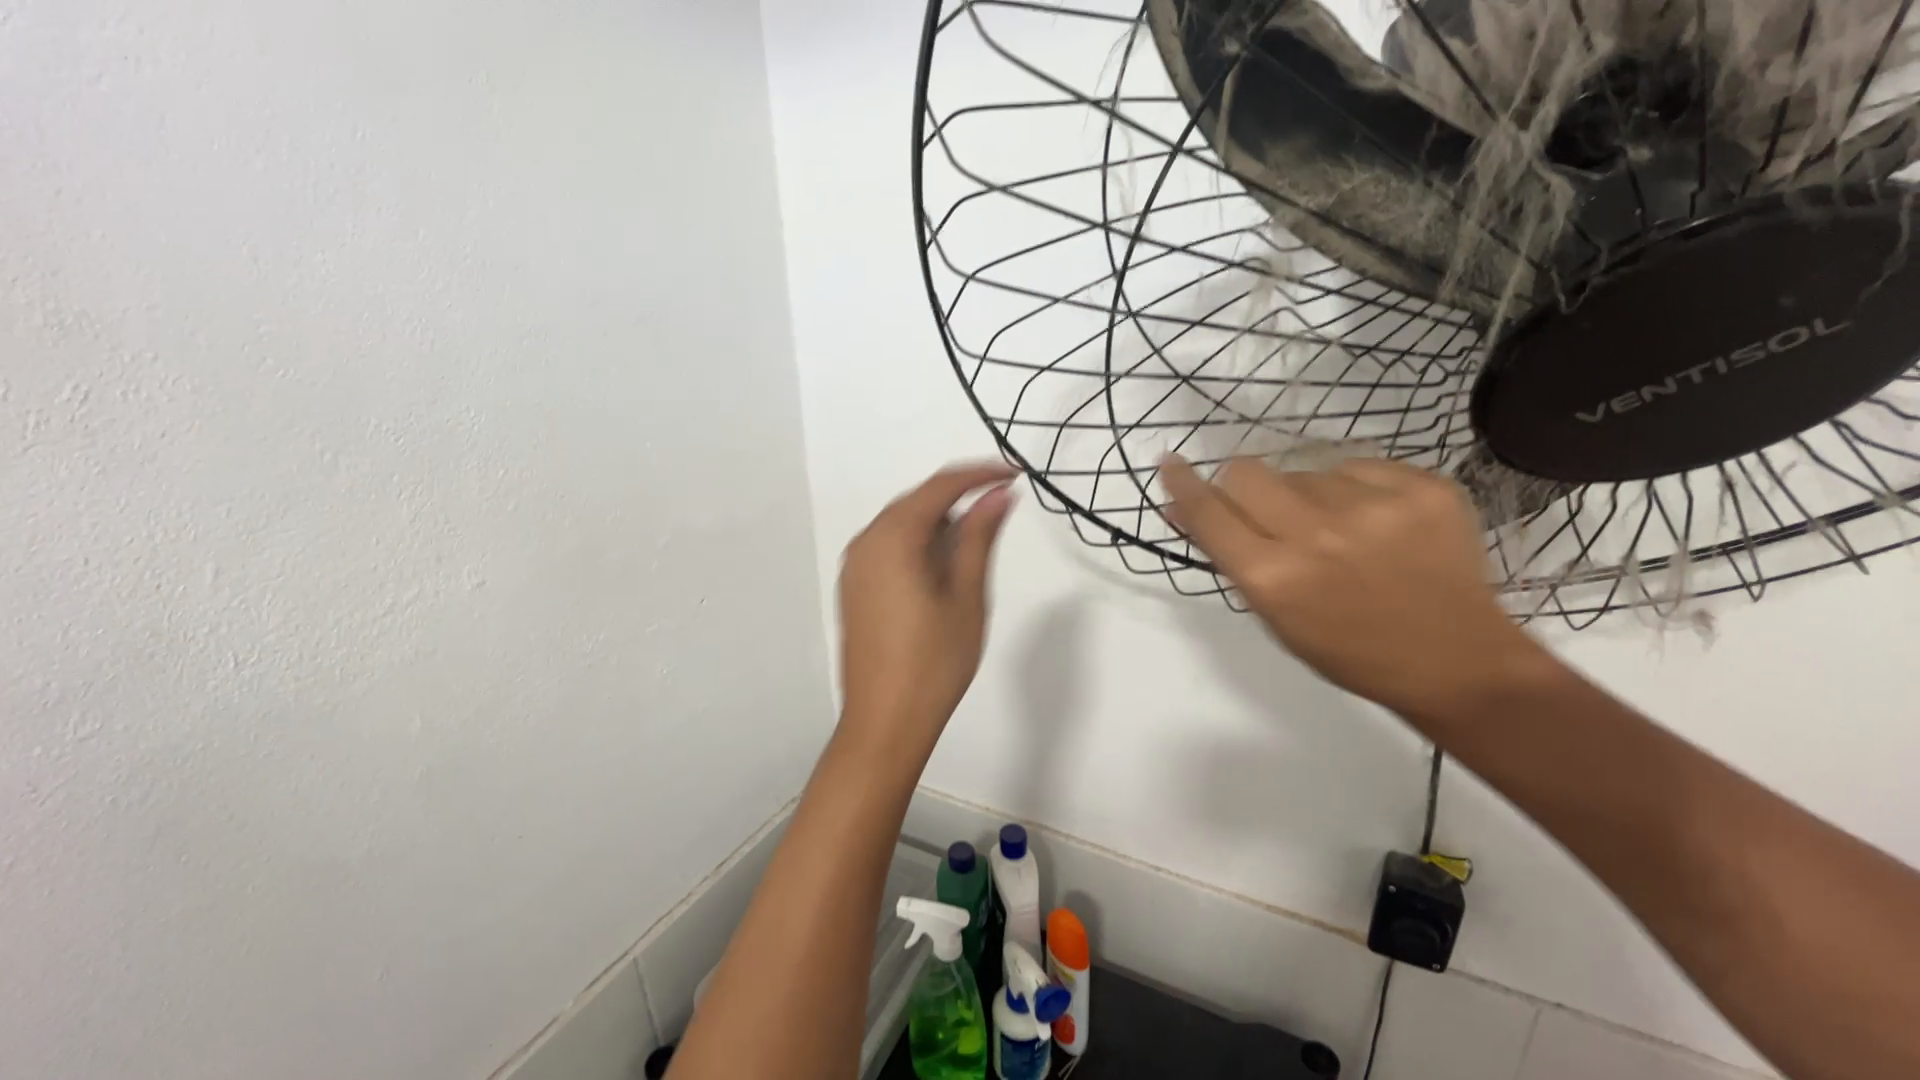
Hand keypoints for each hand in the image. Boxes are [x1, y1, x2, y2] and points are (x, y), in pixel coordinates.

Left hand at [837, 462, 1017, 745]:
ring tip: (975, 555)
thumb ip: (980, 537)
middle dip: (959, 501)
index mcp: (892, 538)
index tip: (1016, 474)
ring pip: (902, 526)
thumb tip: (997, 494)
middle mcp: (865, 543)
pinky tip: (942, 574)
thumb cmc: (934, 661)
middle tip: (1001, 513)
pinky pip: (889, 549)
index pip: (940, 487)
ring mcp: (854, 568)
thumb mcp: (967, 596)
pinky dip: (919, 547)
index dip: (980, 474)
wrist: (885, 721)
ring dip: (939, 527)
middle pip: (917, 503)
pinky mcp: (854, 589)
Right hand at [1160, 454, 1546, 719]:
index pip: (1209, 511)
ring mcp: (1374, 505)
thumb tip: (1185, 508)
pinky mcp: (1421, 487)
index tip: (1171, 463)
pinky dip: (1355, 490)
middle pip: (1247, 472)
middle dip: (1243, 488)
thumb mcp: (1276, 616)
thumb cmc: (1350, 651)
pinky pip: (1358, 467)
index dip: (1183, 483)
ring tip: (1340, 534)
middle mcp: (1316, 533)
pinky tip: (1377, 525)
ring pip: (1305, 470)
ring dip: (1306, 496)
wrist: (1455, 660)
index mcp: (1274, 577)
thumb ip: (1231, 558)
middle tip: (1267, 513)